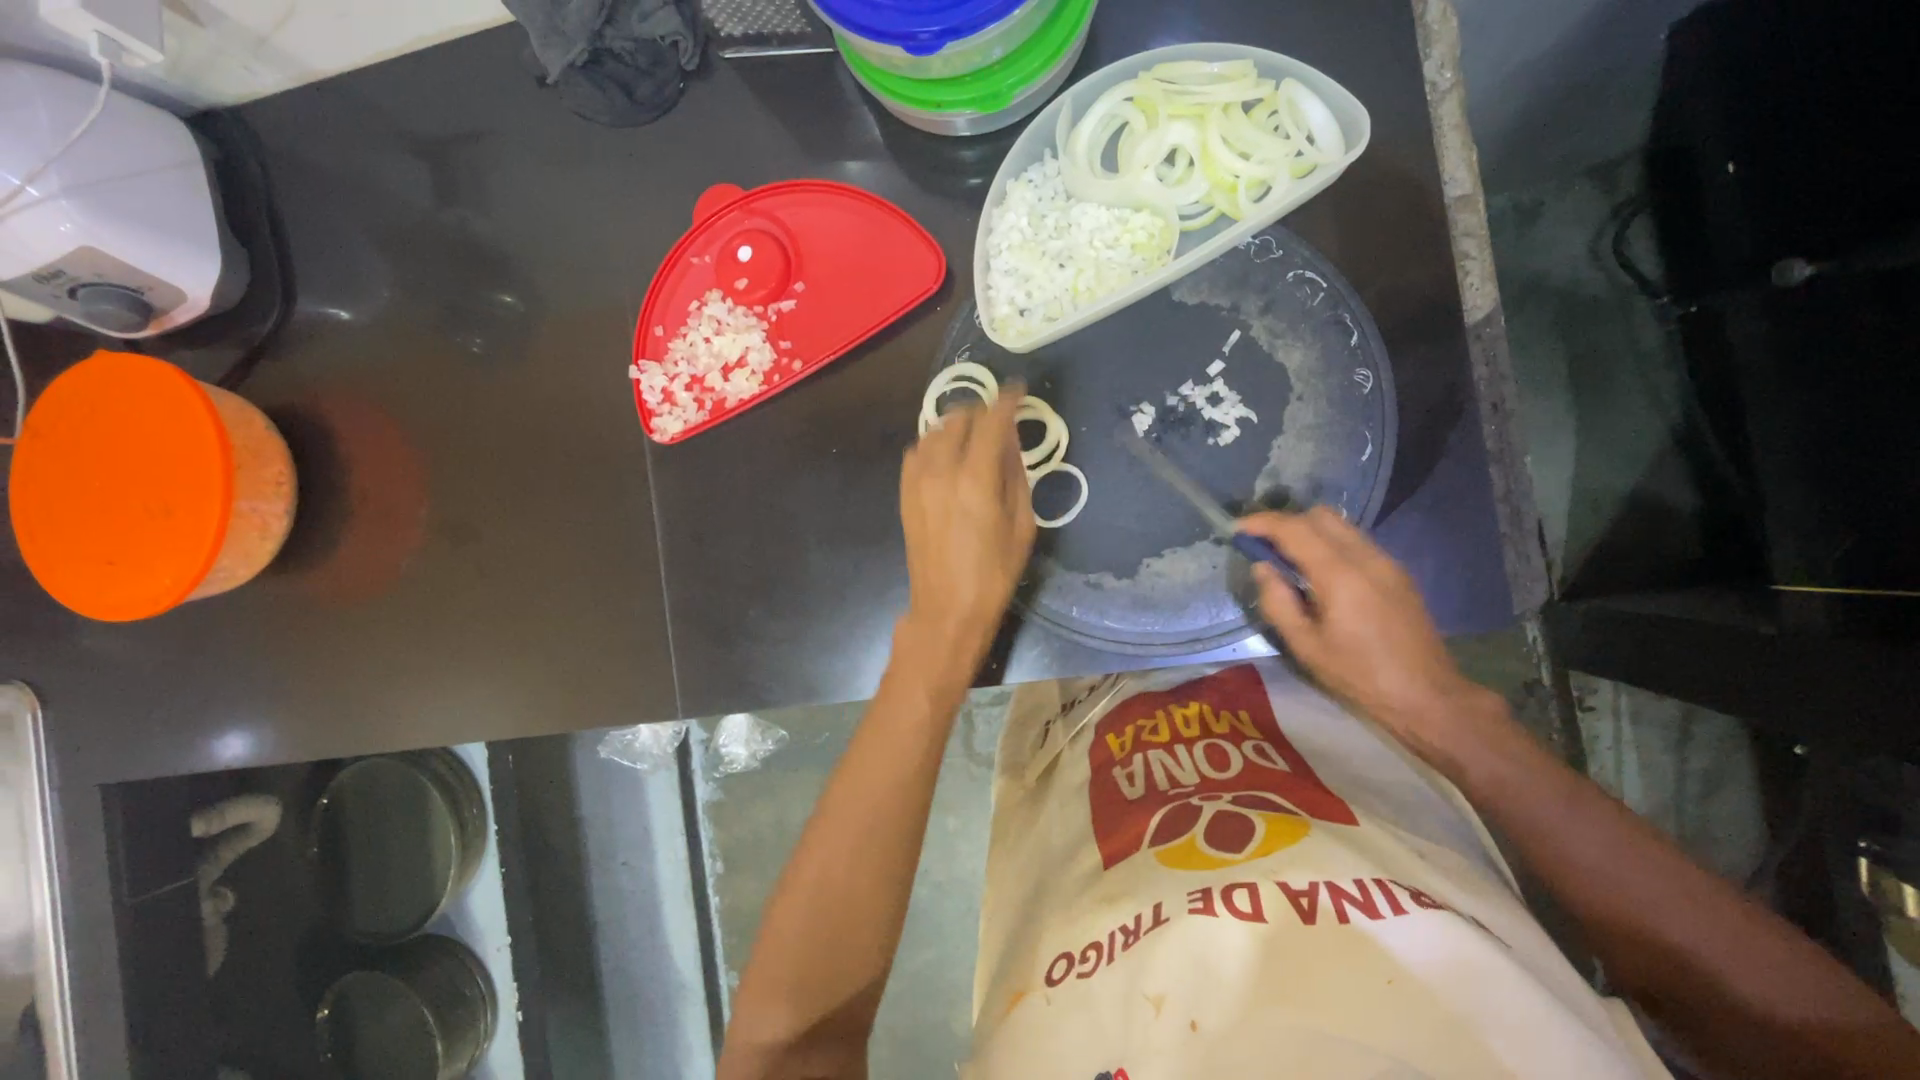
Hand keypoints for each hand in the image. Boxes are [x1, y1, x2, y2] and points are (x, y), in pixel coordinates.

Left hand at [898, 387, 1036, 667]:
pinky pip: (915, 452)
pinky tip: (946, 457)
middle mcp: (942, 470)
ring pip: (934, 430)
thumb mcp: (1022, 524)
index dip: (1007, 400)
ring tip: (973, 435)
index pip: (991, 420)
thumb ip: (1015, 474)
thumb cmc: (995, 572)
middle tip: (998, 418)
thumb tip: (1010, 439)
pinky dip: (933, 445)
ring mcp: (917, 481)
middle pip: (959, 418)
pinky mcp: (905, 494)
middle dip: (981, 411)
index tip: (1018, 390)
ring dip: (955, 425)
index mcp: (976, 478)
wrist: (948, 607)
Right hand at [1238, 507, 1506, 767]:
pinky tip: (1320, 575)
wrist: (1426, 695)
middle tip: (1263, 547)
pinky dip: (1330, 545)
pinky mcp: (1397, 573)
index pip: (1295, 529)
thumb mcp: (1305, 646)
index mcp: (1340, 575)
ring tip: (1289, 561)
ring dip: (1309, 532)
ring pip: (1341, 526)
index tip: (1238, 530)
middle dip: (1286, 523)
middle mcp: (1366, 557)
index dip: (1262, 523)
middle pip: (1320, 516)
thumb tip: (1263, 568)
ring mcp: (1387, 562)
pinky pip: (1356, 543)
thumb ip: (1278, 602)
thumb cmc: (1359, 676)